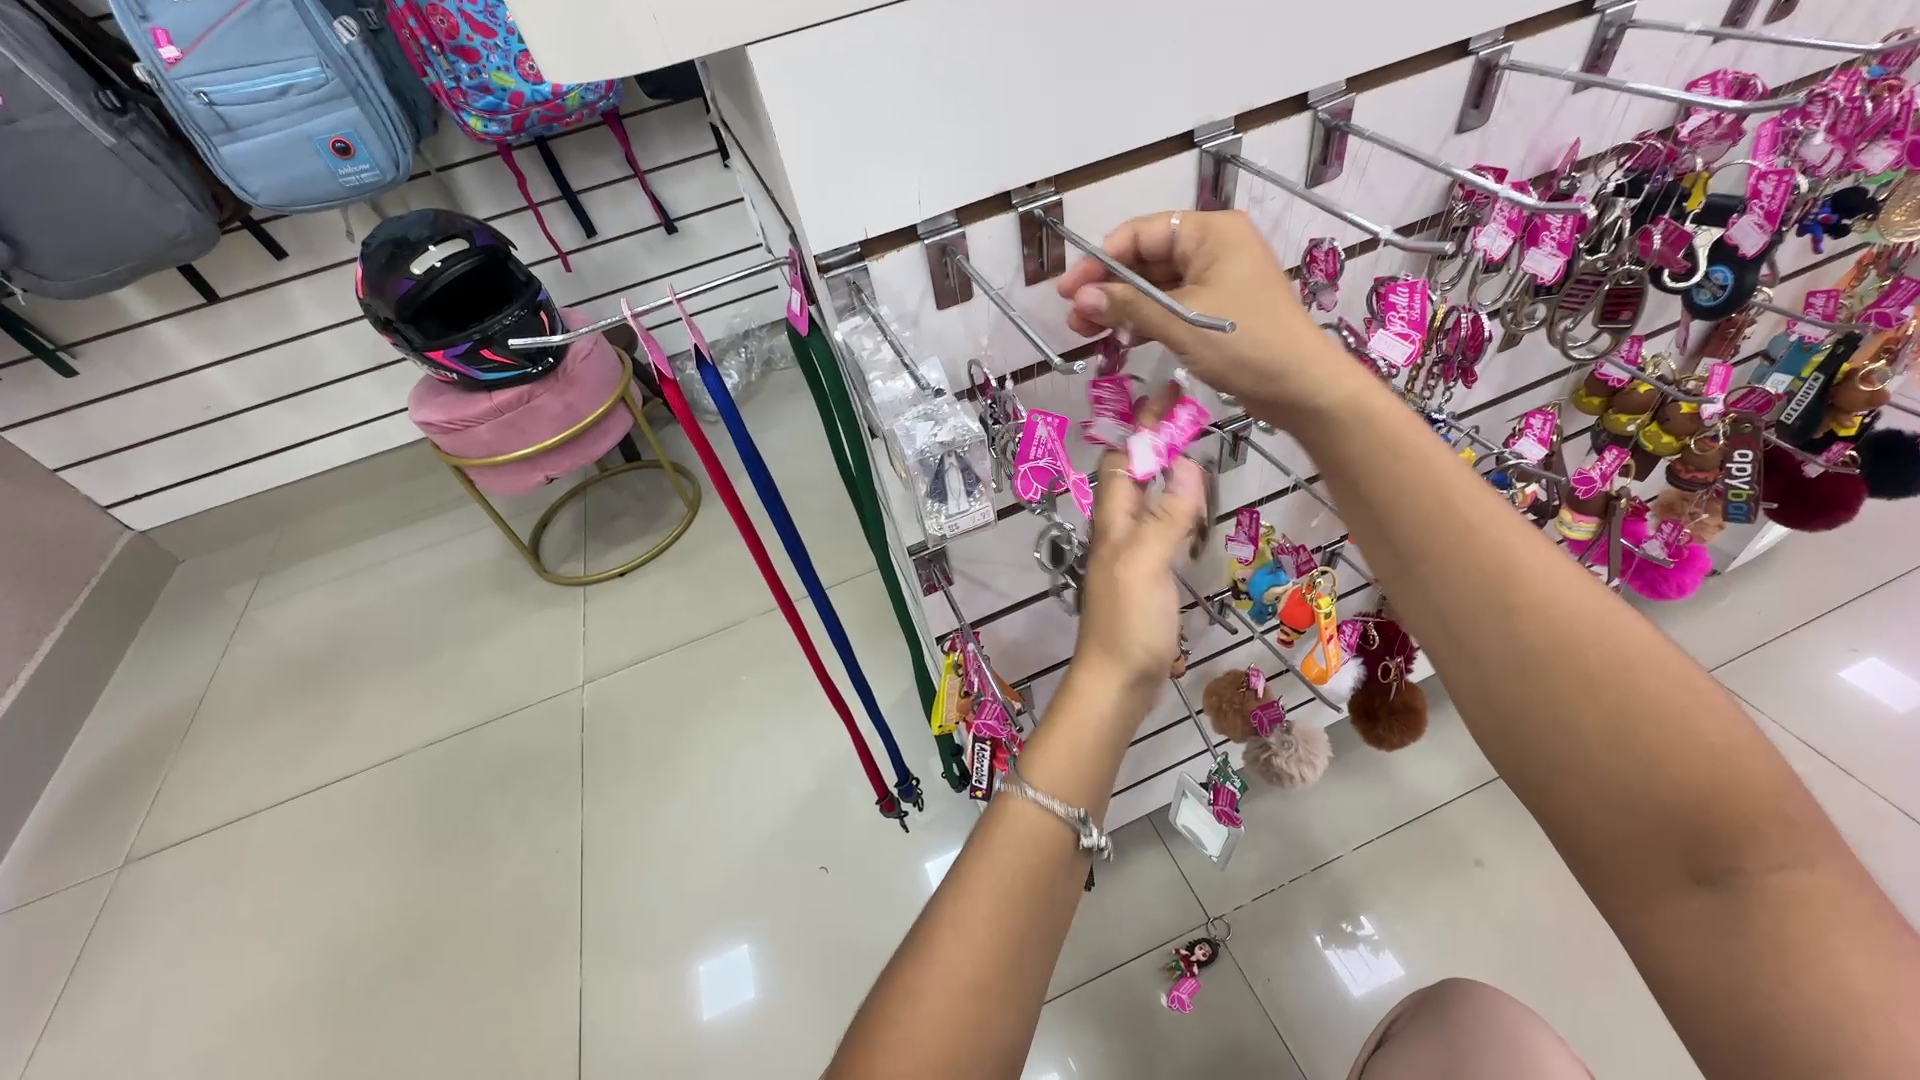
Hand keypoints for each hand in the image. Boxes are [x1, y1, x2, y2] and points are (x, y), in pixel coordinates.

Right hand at [1055, 210, 1366, 426]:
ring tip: (1088, 333)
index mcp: (1209, 233)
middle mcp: (1212, 247)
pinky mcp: (1217, 309)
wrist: (1300, 385)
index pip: (1139, 234)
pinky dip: (1145, 320)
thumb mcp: (1179, 322)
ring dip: (1121, 307)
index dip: (1099, 262)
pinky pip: (1171, 305)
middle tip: (1075, 320)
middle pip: (1145, 259)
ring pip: (1155, 286)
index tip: (1068, 292)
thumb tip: (1081, 298)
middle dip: (1107, 288)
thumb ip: (1127, 306)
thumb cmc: (1245, 343)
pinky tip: (1121, 339)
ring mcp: (1216, 279)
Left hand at [1071, 415, 1205, 696]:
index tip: (1169, 390)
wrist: (1117, 683)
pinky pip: (1159, 525)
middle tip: (1189, 409)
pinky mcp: (1147, 576)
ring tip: (1195, 444)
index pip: (1122, 458)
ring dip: (1165, 467)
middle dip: (1153, 437)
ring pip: (1146, 497)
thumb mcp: (1145, 565)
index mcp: (1113, 522)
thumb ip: (1164, 516)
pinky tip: (1191, 505)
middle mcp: (1118, 531)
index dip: (1140, 424)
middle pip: (1133, 472)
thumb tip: (1186, 462)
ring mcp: (1132, 553)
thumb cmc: (1127, 624)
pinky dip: (1175, 503)